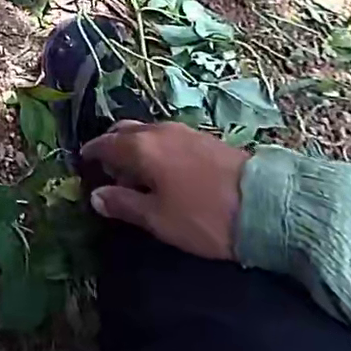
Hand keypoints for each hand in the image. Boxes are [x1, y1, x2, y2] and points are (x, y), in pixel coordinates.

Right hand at [81, 121, 249, 260]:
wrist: (267, 205)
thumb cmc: (204, 216)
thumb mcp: (158, 219)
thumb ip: (124, 204)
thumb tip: (96, 195)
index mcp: (141, 147)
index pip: (105, 144)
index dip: (91, 154)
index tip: (83, 164)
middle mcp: (159, 131)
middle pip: (124, 130)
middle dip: (111, 145)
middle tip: (107, 169)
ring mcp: (184, 131)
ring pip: (146, 132)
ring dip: (134, 146)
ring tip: (134, 173)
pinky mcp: (204, 138)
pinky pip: (166, 136)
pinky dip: (154, 147)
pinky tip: (162, 169)